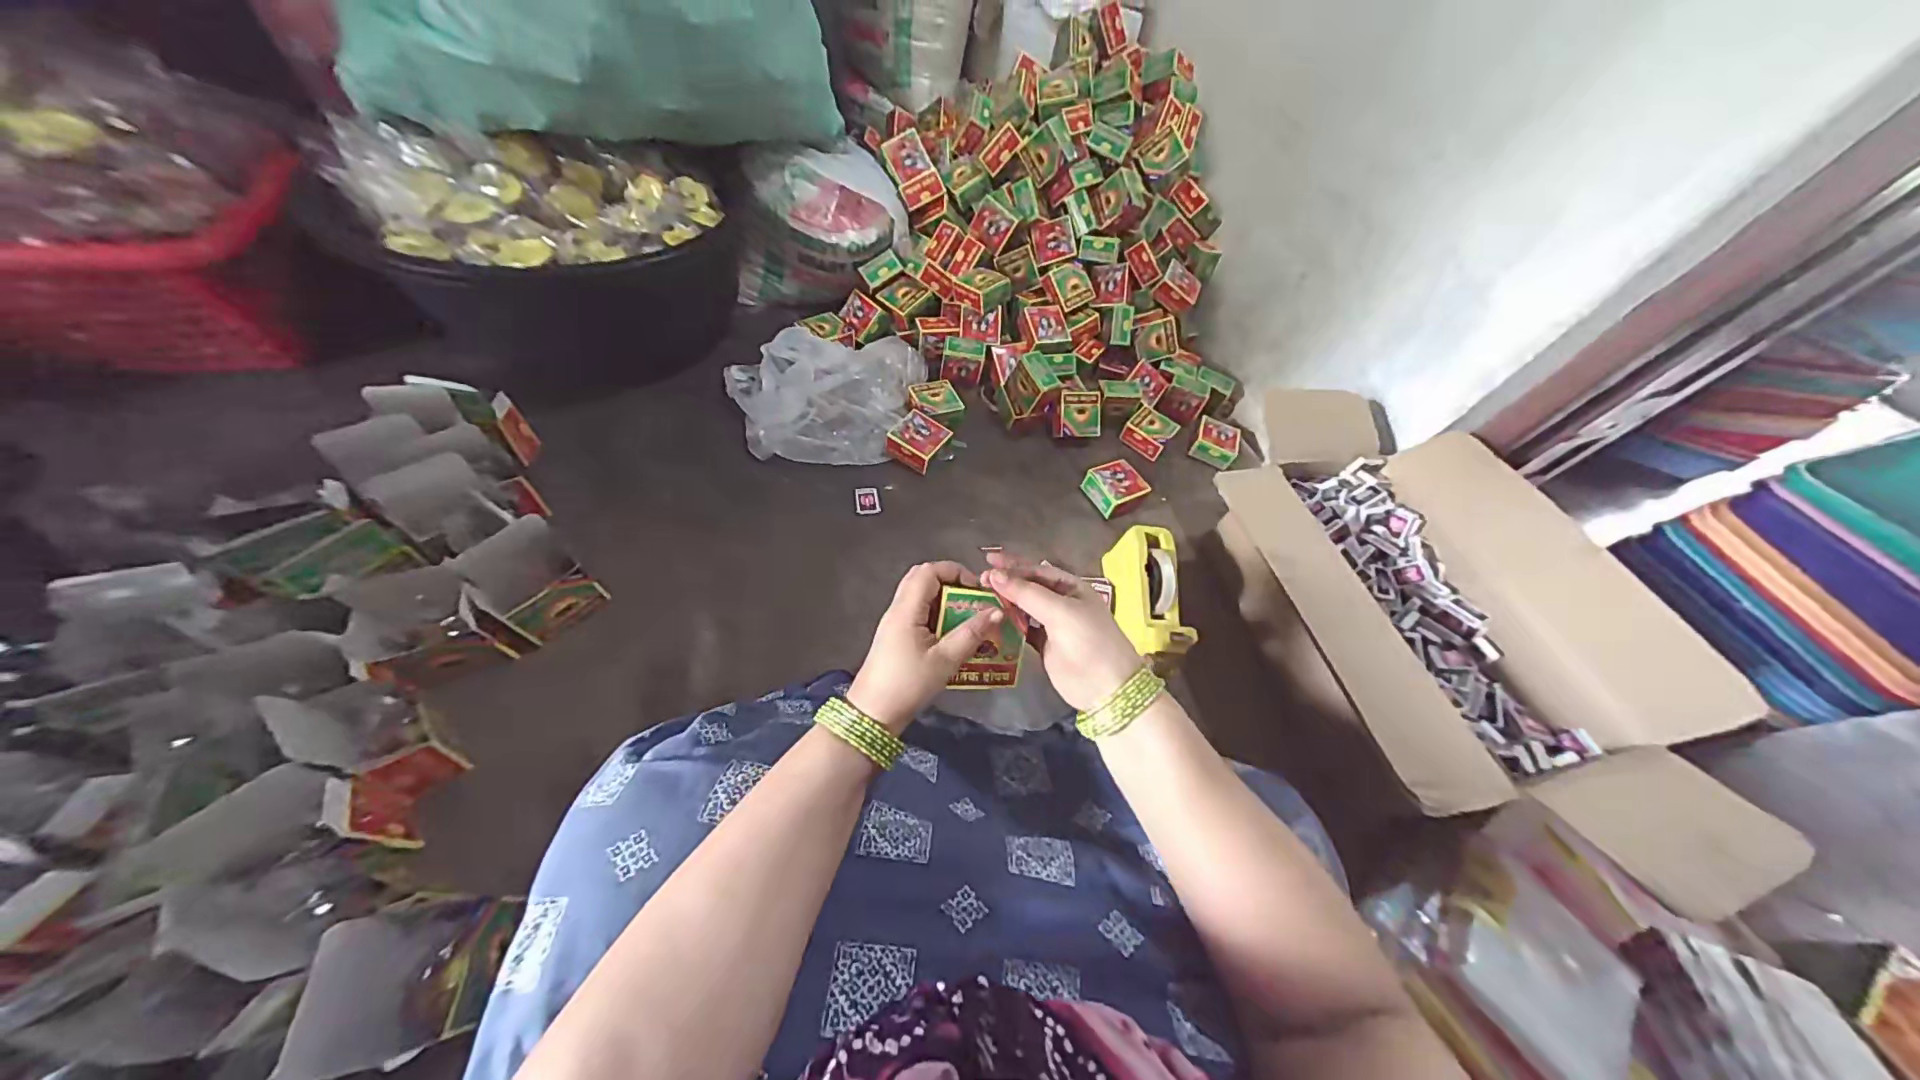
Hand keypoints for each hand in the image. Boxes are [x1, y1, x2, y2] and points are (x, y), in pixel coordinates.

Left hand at [847, 562, 1002, 732]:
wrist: (873, 713)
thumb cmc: (908, 685)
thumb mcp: (945, 661)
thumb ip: (971, 634)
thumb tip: (997, 611)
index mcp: (907, 609)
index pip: (929, 570)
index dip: (955, 571)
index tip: (978, 589)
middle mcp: (898, 609)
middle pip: (923, 579)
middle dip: (952, 584)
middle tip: (974, 600)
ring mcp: (894, 623)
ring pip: (921, 597)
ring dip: (946, 601)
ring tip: (969, 619)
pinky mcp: (896, 637)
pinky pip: (918, 614)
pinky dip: (937, 616)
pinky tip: (953, 636)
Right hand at [981, 554, 1143, 711]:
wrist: (1106, 687)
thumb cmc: (1088, 641)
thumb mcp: (1060, 612)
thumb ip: (1026, 593)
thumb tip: (995, 575)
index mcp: (1071, 588)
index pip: (1037, 570)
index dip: (1013, 565)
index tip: (988, 561)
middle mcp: (1062, 602)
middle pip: (1029, 586)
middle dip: (1006, 581)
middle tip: (980, 580)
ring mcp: (1053, 624)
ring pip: (1024, 607)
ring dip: (1005, 601)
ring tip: (982, 597)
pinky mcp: (1044, 645)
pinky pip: (1022, 628)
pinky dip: (1008, 623)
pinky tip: (992, 619)